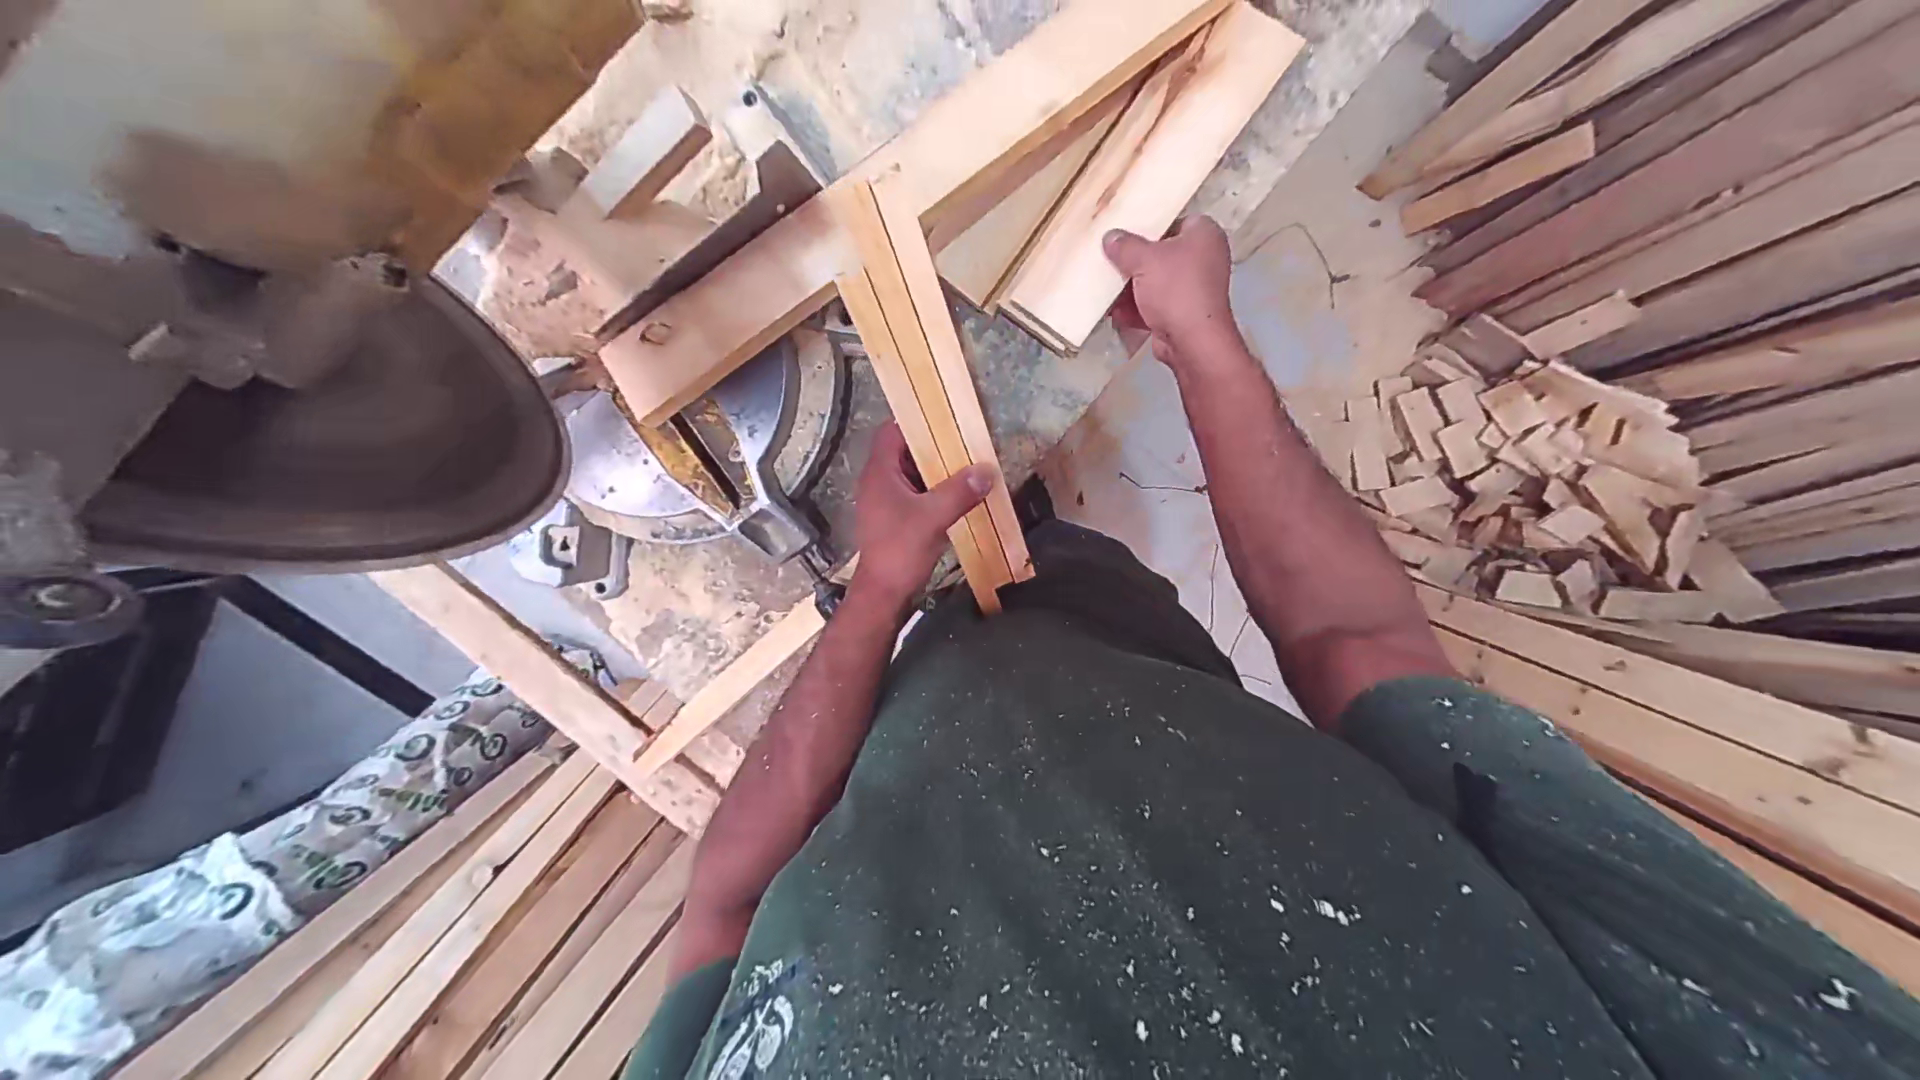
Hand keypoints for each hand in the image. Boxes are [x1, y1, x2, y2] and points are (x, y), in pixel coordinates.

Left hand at [849, 422, 992, 609]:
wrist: (882, 593)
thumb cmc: (899, 550)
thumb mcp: (933, 518)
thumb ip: (960, 492)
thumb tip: (986, 471)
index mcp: (879, 473)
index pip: (891, 432)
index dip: (916, 423)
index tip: (945, 422)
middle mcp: (877, 482)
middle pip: (904, 452)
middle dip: (933, 448)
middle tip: (964, 445)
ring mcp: (883, 501)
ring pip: (911, 475)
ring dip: (935, 472)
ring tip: (966, 468)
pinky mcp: (892, 519)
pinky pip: (913, 494)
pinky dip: (932, 491)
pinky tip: (956, 496)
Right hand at [1104, 216, 1245, 371]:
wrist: (1191, 340)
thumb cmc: (1175, 289)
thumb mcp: (1144, 259)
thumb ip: (1124, 245)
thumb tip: (1110, 237)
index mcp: (1204, 234)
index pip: (1174, 221)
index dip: (1149, 227)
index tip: (1125, 234)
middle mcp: (1204, 259)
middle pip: (1161, 255)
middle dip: (1134, 264)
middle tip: (1111, 262)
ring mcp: (1194, 289)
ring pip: (1156, 283)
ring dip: (1130, 290)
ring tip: (1106, 290)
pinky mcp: (1183, 315)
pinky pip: (1156, 306)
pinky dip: (1137, 310)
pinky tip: (1115, 312)